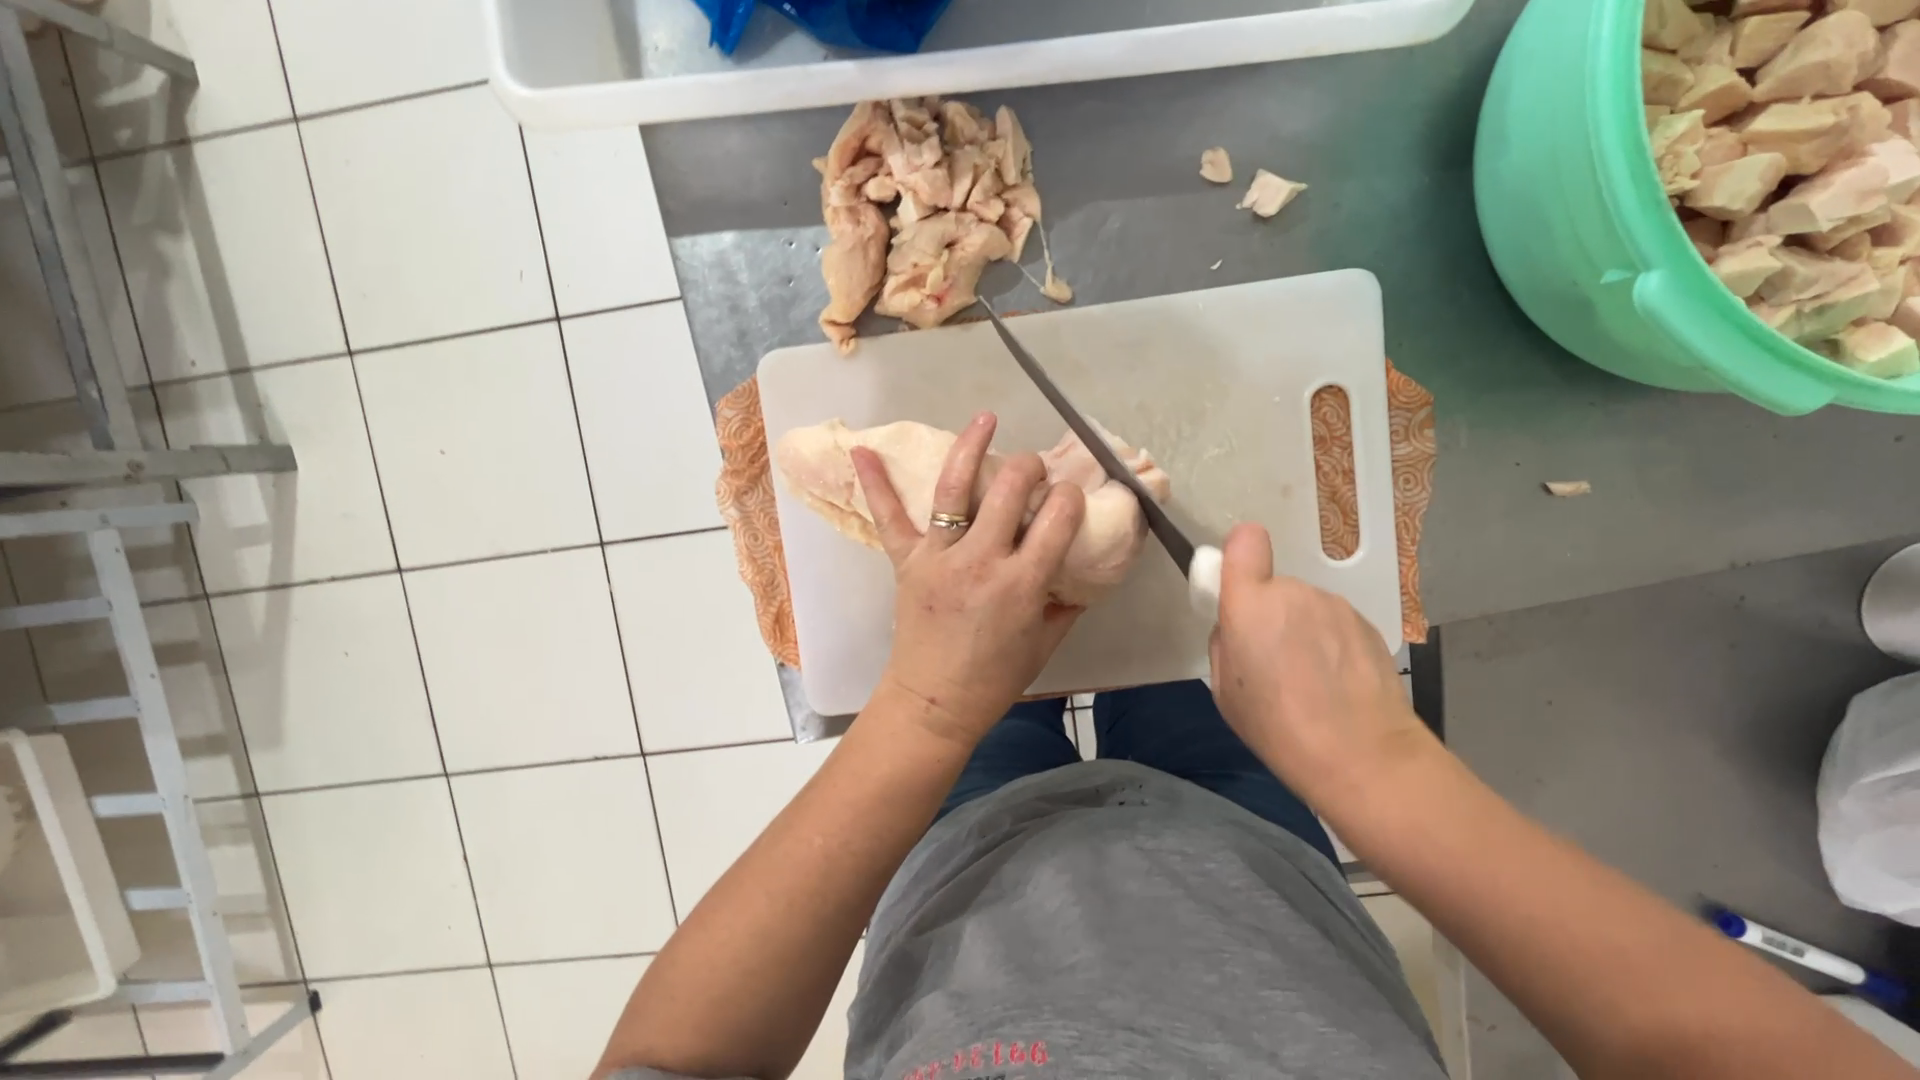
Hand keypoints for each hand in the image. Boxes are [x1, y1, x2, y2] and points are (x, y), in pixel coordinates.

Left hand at [853, 413, 1086, 747]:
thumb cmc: (996, 678)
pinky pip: (890, 518)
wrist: (934, 703)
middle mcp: (982, 561)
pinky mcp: (907, 562)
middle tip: (1035, 472)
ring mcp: (940, 557)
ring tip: (987, 418)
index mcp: (1023, 583)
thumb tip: (1083, 567)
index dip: (1071, 497)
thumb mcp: (1046, 642)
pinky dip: (875, 484)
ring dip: (973, 446)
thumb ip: (1068, 601)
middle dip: (1032, 469)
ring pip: (956, 489)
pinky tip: (864, 451)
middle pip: (1012, 490)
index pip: (1058, 517)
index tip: (1070, 497)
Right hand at [1208, 524, 1432, 803]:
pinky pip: (1335, 625)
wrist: (1360, 754)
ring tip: (1311, 680)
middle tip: (1274, 663)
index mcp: (1250, 604)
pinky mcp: (1368, 623)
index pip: (1245, 541)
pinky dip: (1332, 645)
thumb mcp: (1224, 691)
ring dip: (1303, 631)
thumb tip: (1238, 628)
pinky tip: (1338, 684)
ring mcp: (1336, 606)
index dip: (1240, 557)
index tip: (1239, 587)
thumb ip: (1226, 643)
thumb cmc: (1276, 726)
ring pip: (1306, 608)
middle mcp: (1294, 592)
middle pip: (1274, 588)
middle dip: (1271, 615)